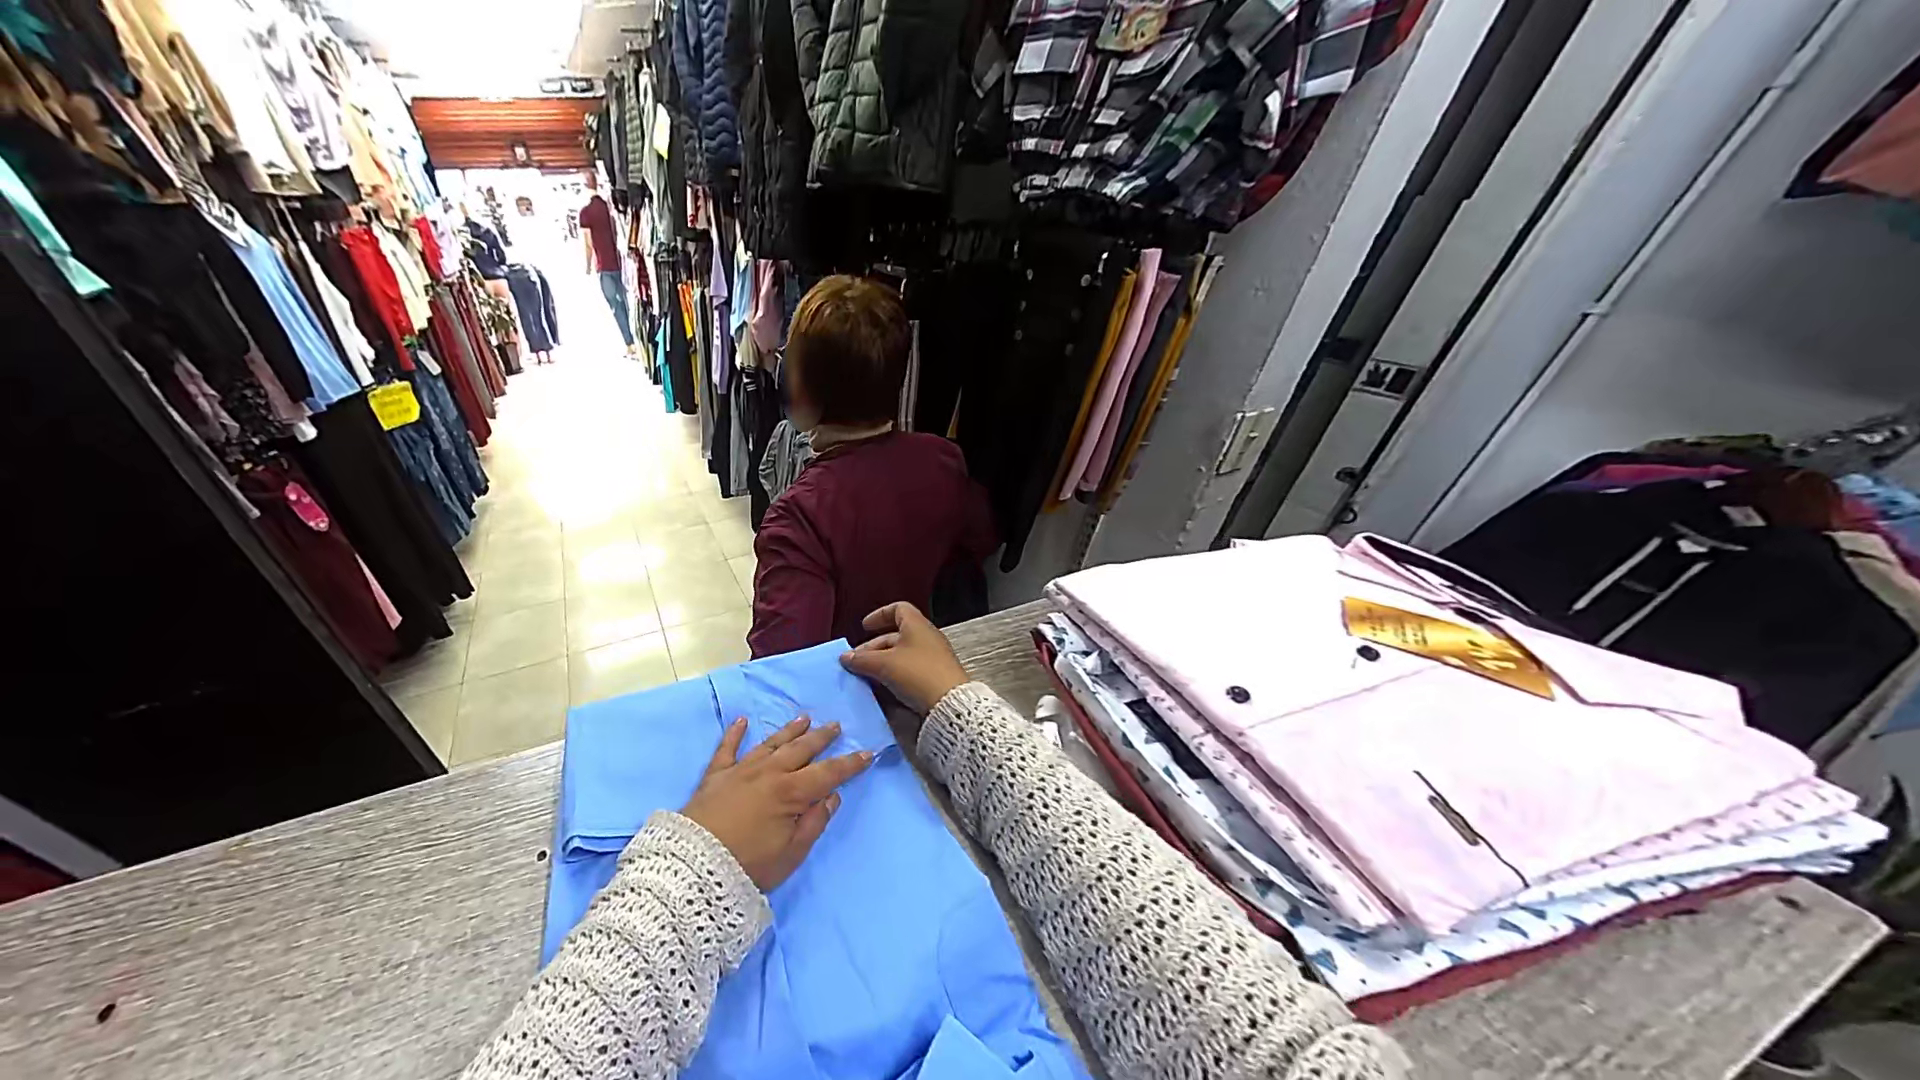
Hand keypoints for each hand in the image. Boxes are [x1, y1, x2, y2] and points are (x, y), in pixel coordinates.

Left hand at [681, 715, 873, 890]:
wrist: (692, 869)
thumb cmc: (748, 865)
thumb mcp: (791, 853)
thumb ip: (814, 822)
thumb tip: (832, 796)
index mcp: (791, 792)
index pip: (829, 773)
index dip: (850, 764)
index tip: (867, 753)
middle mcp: (769, 773)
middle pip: (801, 749)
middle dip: (821, 737)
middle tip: (836, 726)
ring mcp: (741, 771)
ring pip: (771, 743)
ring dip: (789, 730)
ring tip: (804, 718)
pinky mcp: (715, 776)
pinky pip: (726, 749)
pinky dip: (734, 733)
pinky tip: (741, 720)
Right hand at [839, 603, 969, 714]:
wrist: (949, 705)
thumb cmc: (917, 674)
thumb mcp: (884, 665)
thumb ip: (862, 659)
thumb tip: (845, 657)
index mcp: (917, 626)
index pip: (898, 609)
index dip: (879, 615)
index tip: (864, 627)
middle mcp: (926, 638)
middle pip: (895, 636)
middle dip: (873, 648)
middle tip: (855, 662)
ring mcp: (931, 659)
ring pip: (900, 656)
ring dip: (880, 665)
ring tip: (863, 678)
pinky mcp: (933, 678)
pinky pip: (908, 672)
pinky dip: (892, 677)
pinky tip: (879, 690)